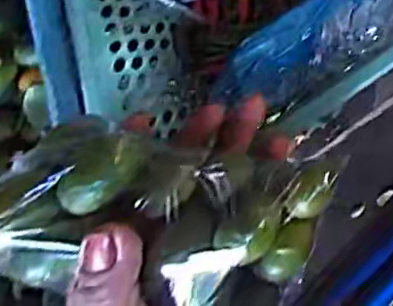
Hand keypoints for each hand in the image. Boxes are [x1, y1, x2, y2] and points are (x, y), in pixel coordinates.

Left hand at [65, 96, 291, 305]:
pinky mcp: (243, 281)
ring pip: (220, 202)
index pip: (119, 201)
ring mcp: (202, 269)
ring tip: (266, 119)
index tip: (144, 121)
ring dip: (244, 159)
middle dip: (206, 146)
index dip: (129, 160)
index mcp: (120, 269)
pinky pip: (257, 230)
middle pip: (179, 191)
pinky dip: (274, 194)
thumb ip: (102, 297)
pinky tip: (290, 163)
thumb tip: (106, 233)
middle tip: (234, 106)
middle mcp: (160, 261)